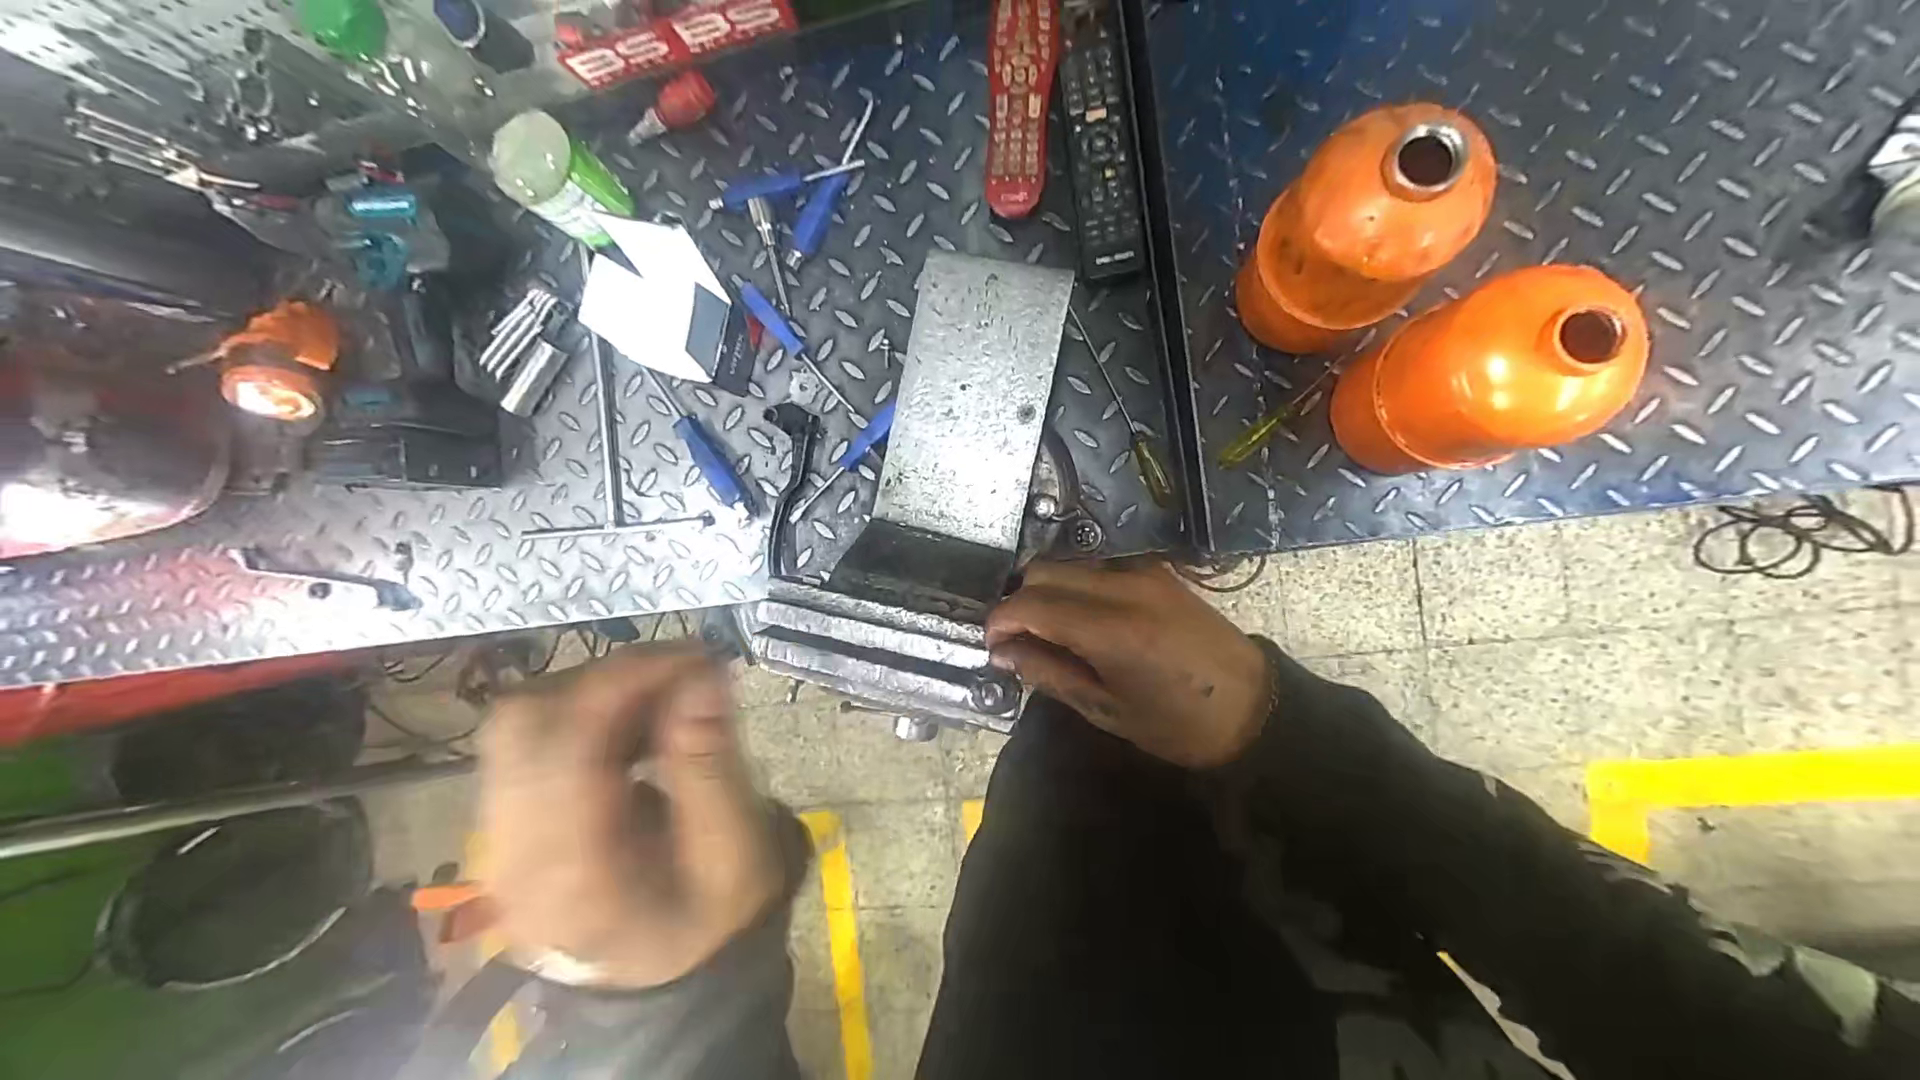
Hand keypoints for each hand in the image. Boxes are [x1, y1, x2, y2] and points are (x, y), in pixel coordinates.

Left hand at [477, 644, 782, 987]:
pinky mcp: (507, 819)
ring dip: (598, 690)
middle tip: (682, 673)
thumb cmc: (711, 914)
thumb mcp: (732, 850)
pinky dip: (588, 711)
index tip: (696, 656)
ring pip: (521, 721)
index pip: (567, 746)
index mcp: (569, 875)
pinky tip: (639, 721)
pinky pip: (531, 737)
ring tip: (667, 697)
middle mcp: (510, 855)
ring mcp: (498, 838)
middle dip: (609, 679)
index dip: (627, 681)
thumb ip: (711, 764)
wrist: (668, 967)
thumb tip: (704, 675)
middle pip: (523, 724)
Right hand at [986, 559, 1271, 767]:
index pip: (1031, 603)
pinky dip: (1072, 584)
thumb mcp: (1105, 709)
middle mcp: (1124, 586)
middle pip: (1043, 571)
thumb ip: (1047, 672)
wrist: (1254, 706)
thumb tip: (1002, 652)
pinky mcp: (1154, 569)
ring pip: (1067, 562)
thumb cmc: (1178, 723)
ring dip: (1044, 590)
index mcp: (1112, 629)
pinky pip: (1095, 565)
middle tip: (1014, 639)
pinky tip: (1076, 616)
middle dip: (1017, 601)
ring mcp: (1142, 571)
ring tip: (1043, 629)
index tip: (991, 645)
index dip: (1000, 621)